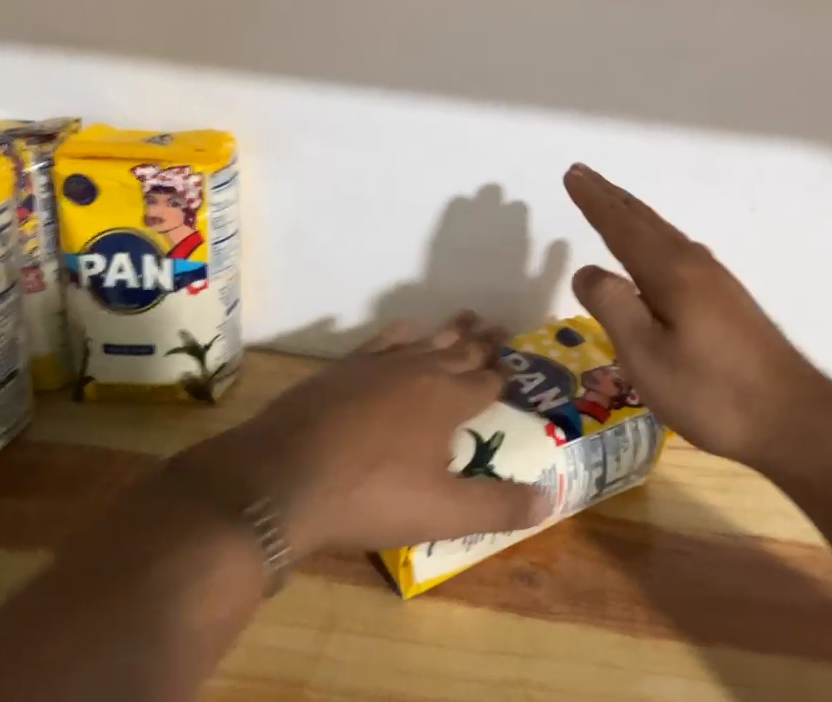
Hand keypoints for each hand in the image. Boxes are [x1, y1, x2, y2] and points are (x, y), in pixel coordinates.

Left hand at [181, 316, 549, 557]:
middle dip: (482, 341)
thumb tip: (550, 498)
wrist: (281, 478)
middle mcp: (418, 372)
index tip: (519, 361)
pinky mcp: (341, 370)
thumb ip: (498, 506)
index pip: (487, 380)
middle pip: (459, 351)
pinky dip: (398, 333)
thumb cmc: (369, 496)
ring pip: (423, 341)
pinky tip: (403, 329)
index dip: (505, 372)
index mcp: (448, 401)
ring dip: (447, 331)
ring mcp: (376, 366)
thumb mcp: (443, 513)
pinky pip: (380, 341)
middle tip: (499, 324)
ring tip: (464, 317)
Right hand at [564, 163, 827, 471]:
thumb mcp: (646, 354)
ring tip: (612, 204)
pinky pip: (679, 253)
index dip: (594, 201)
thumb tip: (586, 271)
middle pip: (645, 222)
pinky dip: (654, 240)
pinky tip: (657, 254)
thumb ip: (612, 307)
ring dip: (633, 217)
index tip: (572, 174)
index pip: (621, 226)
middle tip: (584, 174)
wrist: (793, 419)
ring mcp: (716, 283)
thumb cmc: (711, 391)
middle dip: (611, 198)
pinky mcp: (728, 303)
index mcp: (670, 272)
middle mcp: (694, 265)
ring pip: (664, 236)